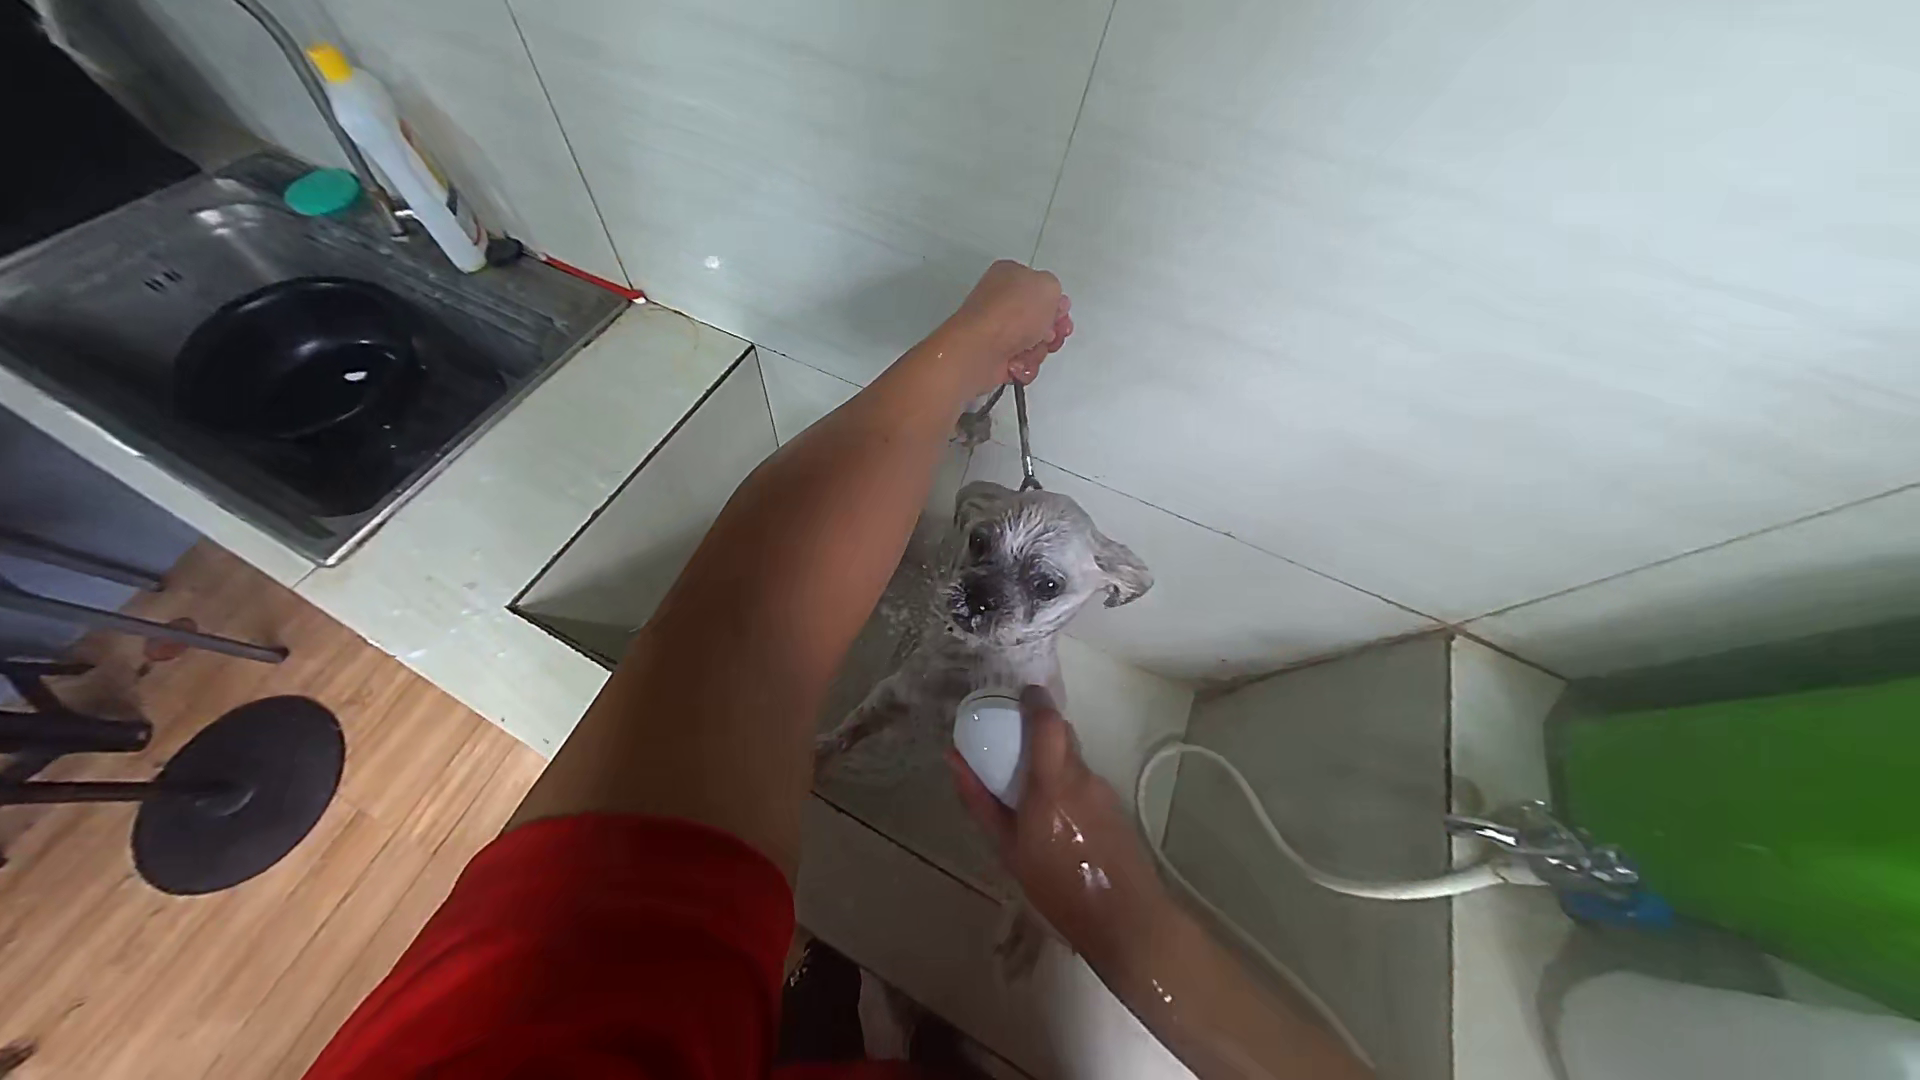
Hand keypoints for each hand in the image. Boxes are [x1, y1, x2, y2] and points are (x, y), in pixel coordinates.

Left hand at [939, 261, 1073, 396]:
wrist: (981, 350)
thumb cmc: (1008, 315)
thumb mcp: (1048, 286)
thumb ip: (1055, 290)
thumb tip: (1052, 304)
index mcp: (1010, 276)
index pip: (1040, 289)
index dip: (1056, 304)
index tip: (1060, 314)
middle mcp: (1001, 303)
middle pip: (1039, 321)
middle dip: (1049, 332)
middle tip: (1047, 334)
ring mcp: (996, 331)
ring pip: (1033, 345)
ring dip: (1037, 351)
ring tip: (1027, 348)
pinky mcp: (993, 357)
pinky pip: (1021, 364)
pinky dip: (1023, 366)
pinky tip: (1016, 362)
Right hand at [947, 686, 1169, 970]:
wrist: (1125, 919)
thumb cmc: (1056, 885)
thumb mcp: (1007, 847)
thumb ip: (979, 801)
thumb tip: (954, 760)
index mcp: (1051, 782)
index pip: (1048, 722)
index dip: (1035, 700)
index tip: (1019, 694)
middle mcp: (1081, 776)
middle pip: (1062, 734)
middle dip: (1040, 731)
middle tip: (1015, 746)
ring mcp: (1102, 789)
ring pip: (1073, 759)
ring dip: (1053, 763)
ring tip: (1034, 796)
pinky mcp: (1115, 805)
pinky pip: (1085, 781)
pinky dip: (1068, 785)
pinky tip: (1060, 820)